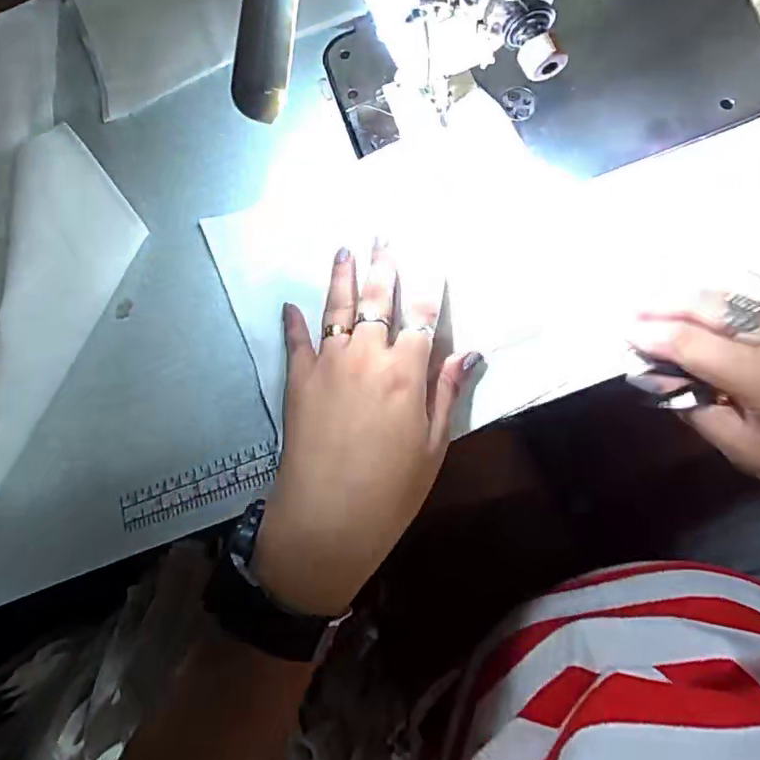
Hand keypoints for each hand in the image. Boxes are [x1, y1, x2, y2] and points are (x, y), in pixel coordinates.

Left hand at [252, 241, 480, 616]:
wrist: (323, 523)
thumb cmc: (391, 490)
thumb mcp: (433, 445)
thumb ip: (446, 392)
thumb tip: (468, 352)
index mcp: (406, 371)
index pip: (422, 314)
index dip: (428, 283)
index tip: (432, 256)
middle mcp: (366, 356)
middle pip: (377, 299)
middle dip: (383, 265)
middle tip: (383, 236)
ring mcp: (327, 365)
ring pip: (336, 309)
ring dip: (341, 277)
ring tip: (345, 249)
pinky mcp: (297, 382)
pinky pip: (296, 342)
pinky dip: (294, 321)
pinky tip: (291, 303)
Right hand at [629, 288, 759, 581]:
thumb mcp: (759, 459)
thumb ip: (705, 414)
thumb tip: (667, 382)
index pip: (690, 341)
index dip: (653, 333)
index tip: (628, 329)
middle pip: (714, 303)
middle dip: (670, 302)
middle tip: (642, 305)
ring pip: (749, 291)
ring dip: (709, 294)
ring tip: (680, 299)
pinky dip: (753, 301)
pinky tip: (740, 309)